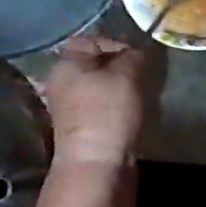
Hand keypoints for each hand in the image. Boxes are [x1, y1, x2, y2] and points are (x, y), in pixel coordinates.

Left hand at [45, 35, 148, 167]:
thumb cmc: (109, 113)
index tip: (139, 59)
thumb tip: (138, 52)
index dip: (117, 44)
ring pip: (102, 88)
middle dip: (123, 70)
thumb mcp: (127, 75)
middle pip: (97, 65)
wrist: (97, 166)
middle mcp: (62, 84)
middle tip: (143, 79)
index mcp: (65, 64)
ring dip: (123, 91)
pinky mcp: (83, 129)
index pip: (91, 40)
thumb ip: (134, 56)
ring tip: (140, 99)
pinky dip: (119, 109)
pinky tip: (132, 116)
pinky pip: (103, 109)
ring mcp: (70, 109)